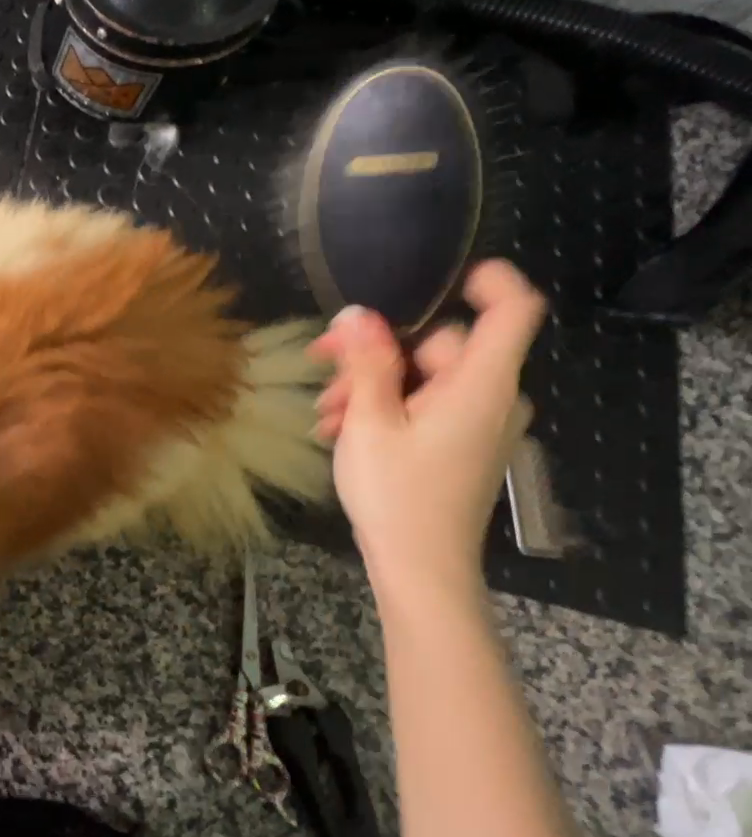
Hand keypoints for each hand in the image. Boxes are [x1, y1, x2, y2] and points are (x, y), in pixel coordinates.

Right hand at [309, 261, 546, 604]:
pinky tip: (345, 429)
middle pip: (441, 345)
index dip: (490, 281)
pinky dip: (386, 407)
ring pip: (424, 376)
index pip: (513, 312)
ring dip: (371, 385)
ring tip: (327, 415)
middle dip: (376, 352)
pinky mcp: (462, 443)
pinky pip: (426, 403)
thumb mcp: (368, 421)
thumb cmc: (396, 491)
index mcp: (480, 386)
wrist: (420, 565)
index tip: (447, 272)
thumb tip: (356, 314)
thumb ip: (366, 362)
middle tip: (323, 370)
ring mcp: (479, 422)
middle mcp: (491, 397)